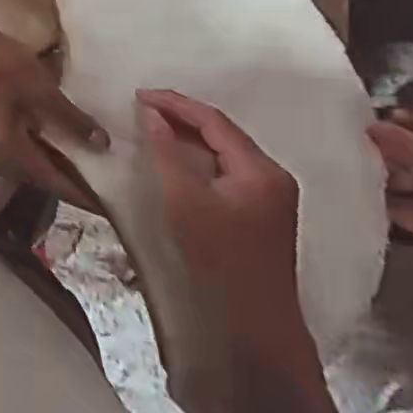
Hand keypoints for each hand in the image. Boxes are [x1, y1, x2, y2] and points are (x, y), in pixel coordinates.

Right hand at [0, 29, 107, 186]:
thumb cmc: (7, 66)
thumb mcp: (43, 92)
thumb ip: (71, 120)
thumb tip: (103, 145)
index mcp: (11, 141)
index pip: (48, 176)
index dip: (75, 190)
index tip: (102, 207)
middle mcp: (6, 140)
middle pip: (43, 167)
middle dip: (71, 177)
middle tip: (104, 187)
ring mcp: (6, 126)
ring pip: (40, 151)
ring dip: (64, 159)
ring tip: (94, 163)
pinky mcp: (8, 112)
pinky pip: (38, 135)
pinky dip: (57, 141)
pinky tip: (73, 134)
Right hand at [140, 90, 299, 304]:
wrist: (254, 318)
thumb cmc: (217, 255)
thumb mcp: (183, 199)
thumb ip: (166, 152)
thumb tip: (151, 113)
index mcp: (261, 169)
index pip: (214, 120)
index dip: (175, 104)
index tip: (139, 94)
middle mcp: (273, 175)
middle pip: (224, 132)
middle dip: (183, 115)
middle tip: (143, 106)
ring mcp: (271, 193)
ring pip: (225, 148)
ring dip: (190, 133)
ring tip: (153, 123)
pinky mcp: (261, 209)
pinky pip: (226, 165)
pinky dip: (199, 152)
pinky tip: (177, 152)